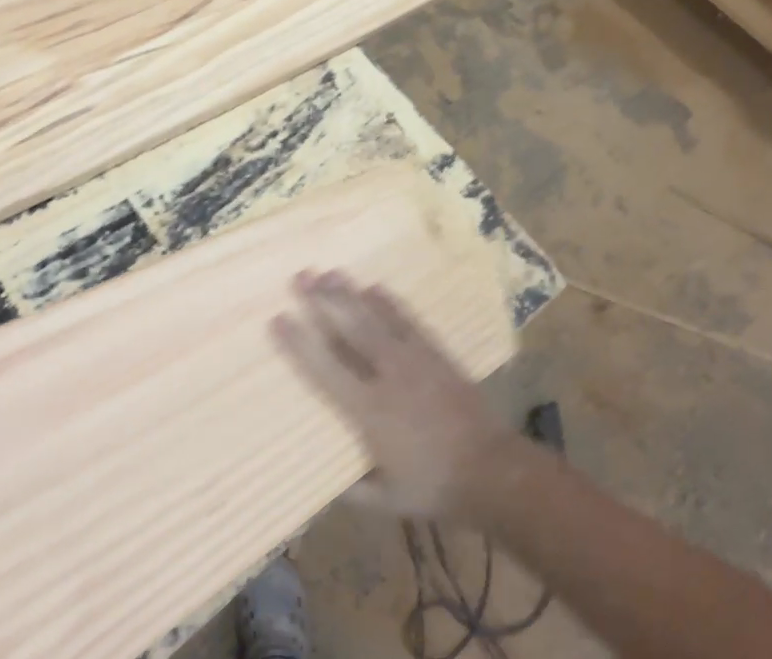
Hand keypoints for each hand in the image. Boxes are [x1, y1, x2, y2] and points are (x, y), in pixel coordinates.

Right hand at [271, 270, 526, 519]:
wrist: (493, 471)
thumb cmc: (435, 487)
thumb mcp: (386, 500)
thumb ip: (352, 490)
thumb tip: (324, 486)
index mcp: (368, 410)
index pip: (325, 369)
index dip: (300, 343)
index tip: (278, 319)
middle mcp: (388, 377)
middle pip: (350, 330)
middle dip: (323, 302)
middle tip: (301, 276)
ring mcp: (416, 362)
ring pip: (377, 319)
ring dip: (352, 295)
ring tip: (330, 272)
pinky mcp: (438, 356)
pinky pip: (409, 322)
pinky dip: (391, 304)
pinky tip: (374, 288)